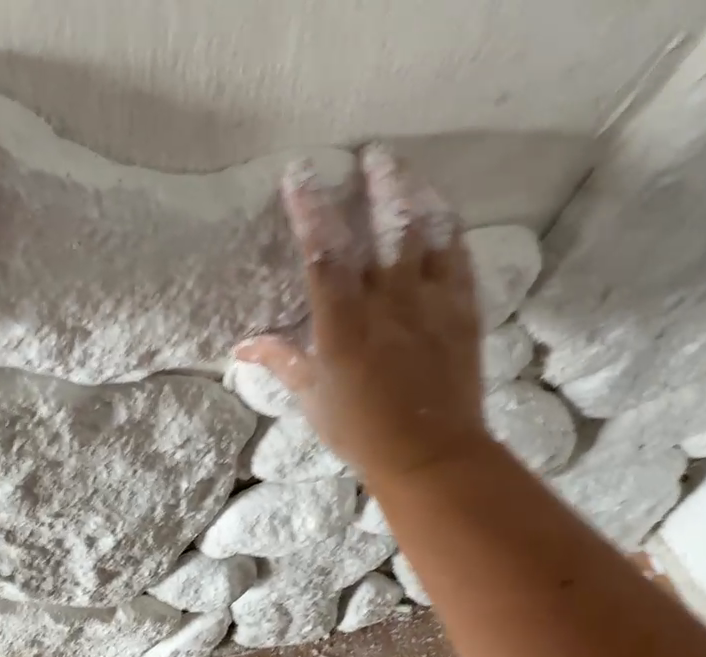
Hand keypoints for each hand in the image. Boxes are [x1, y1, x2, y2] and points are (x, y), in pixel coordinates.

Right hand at [236, 146, 490, 483]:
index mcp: (344, 323)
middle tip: (375, 153)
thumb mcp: (312, 397)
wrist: (431, 454)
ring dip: (417, 195)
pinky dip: (450, 230)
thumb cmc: (360, 430)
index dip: (311, 208)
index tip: (300, 174)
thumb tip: (242, 345)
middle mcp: (389, 302)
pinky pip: (460, 258)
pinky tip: (443, 213)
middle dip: (380, 184)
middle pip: (387, 226)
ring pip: (429, 233)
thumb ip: (281, 361)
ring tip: (407, 172)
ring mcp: (431, 303)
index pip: (323, 251)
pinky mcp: (463, 313)